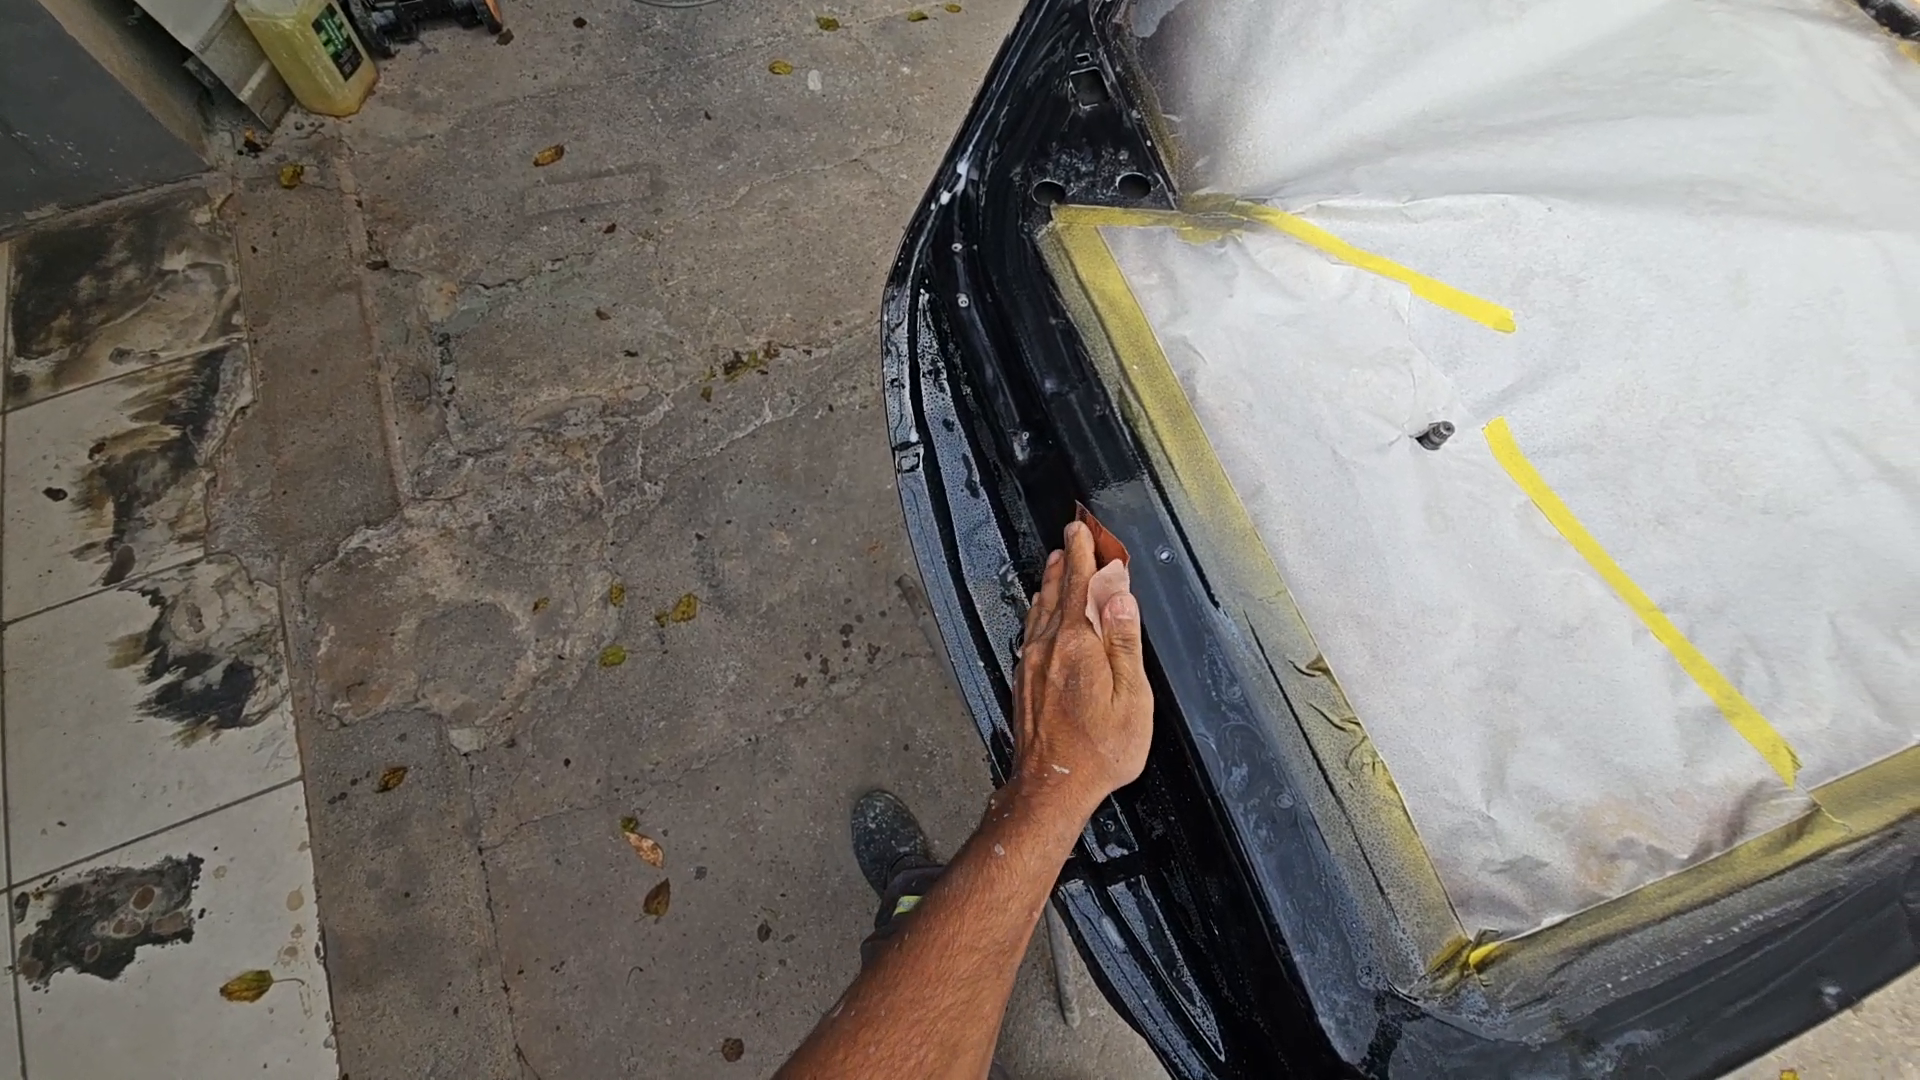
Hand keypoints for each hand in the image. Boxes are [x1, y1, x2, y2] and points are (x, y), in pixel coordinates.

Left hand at [1011, 521, 1154, 815]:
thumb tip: (1118, 593)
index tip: (1083, 529)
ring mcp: (1032, 661)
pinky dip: (1040, 607)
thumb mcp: (1131, 697)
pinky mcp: (1025, 677)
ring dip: (1050, 580)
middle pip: (1057, 590)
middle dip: (1066, 559)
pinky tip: (1042, 608)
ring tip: (1056, 561)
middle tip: (1071, 535)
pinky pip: (1032, 628)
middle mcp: (1049, 646)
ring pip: (1041, 608)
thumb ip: (1123, 640)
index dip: (1083, 555)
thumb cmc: (1100, 749)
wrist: (1052, 785)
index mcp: (1078, 644)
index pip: (1080, 585)